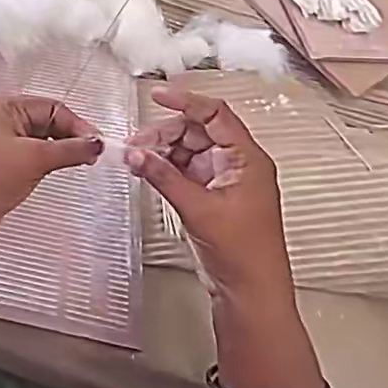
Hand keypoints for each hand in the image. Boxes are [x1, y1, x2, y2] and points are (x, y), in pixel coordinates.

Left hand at [0, 95, 104, 214]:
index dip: (77, 125)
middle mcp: (5, 118)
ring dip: (64, 148)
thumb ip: (71, 149)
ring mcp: (6, 139)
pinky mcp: (9, 159)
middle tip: (92, 153)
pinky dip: (53, 158)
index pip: (54, 107)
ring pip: (46, 137)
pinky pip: (38, 151)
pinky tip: (63, 166)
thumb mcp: (35, 159)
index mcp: (6, 107)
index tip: (96, 143)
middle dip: (73, 136)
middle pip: (51, 120)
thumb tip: (95, 143)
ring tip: (81, 160)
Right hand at [124, 87, 288, 295]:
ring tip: (136, 159)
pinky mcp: (211, 194)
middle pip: (196, 131)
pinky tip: (146, 171)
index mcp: (247, 159)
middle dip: (164, 133)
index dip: (186, 101)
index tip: (157, 95)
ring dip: (161, 151)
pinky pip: (184, 169)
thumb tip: (136, 153)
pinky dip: (164, 168)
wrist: (250, 292)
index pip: (215, 114)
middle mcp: (237, 164)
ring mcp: (223, 179)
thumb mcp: (198, 209)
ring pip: (187, 149)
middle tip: (136, 144)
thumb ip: (163, 177)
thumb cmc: (244, 253)